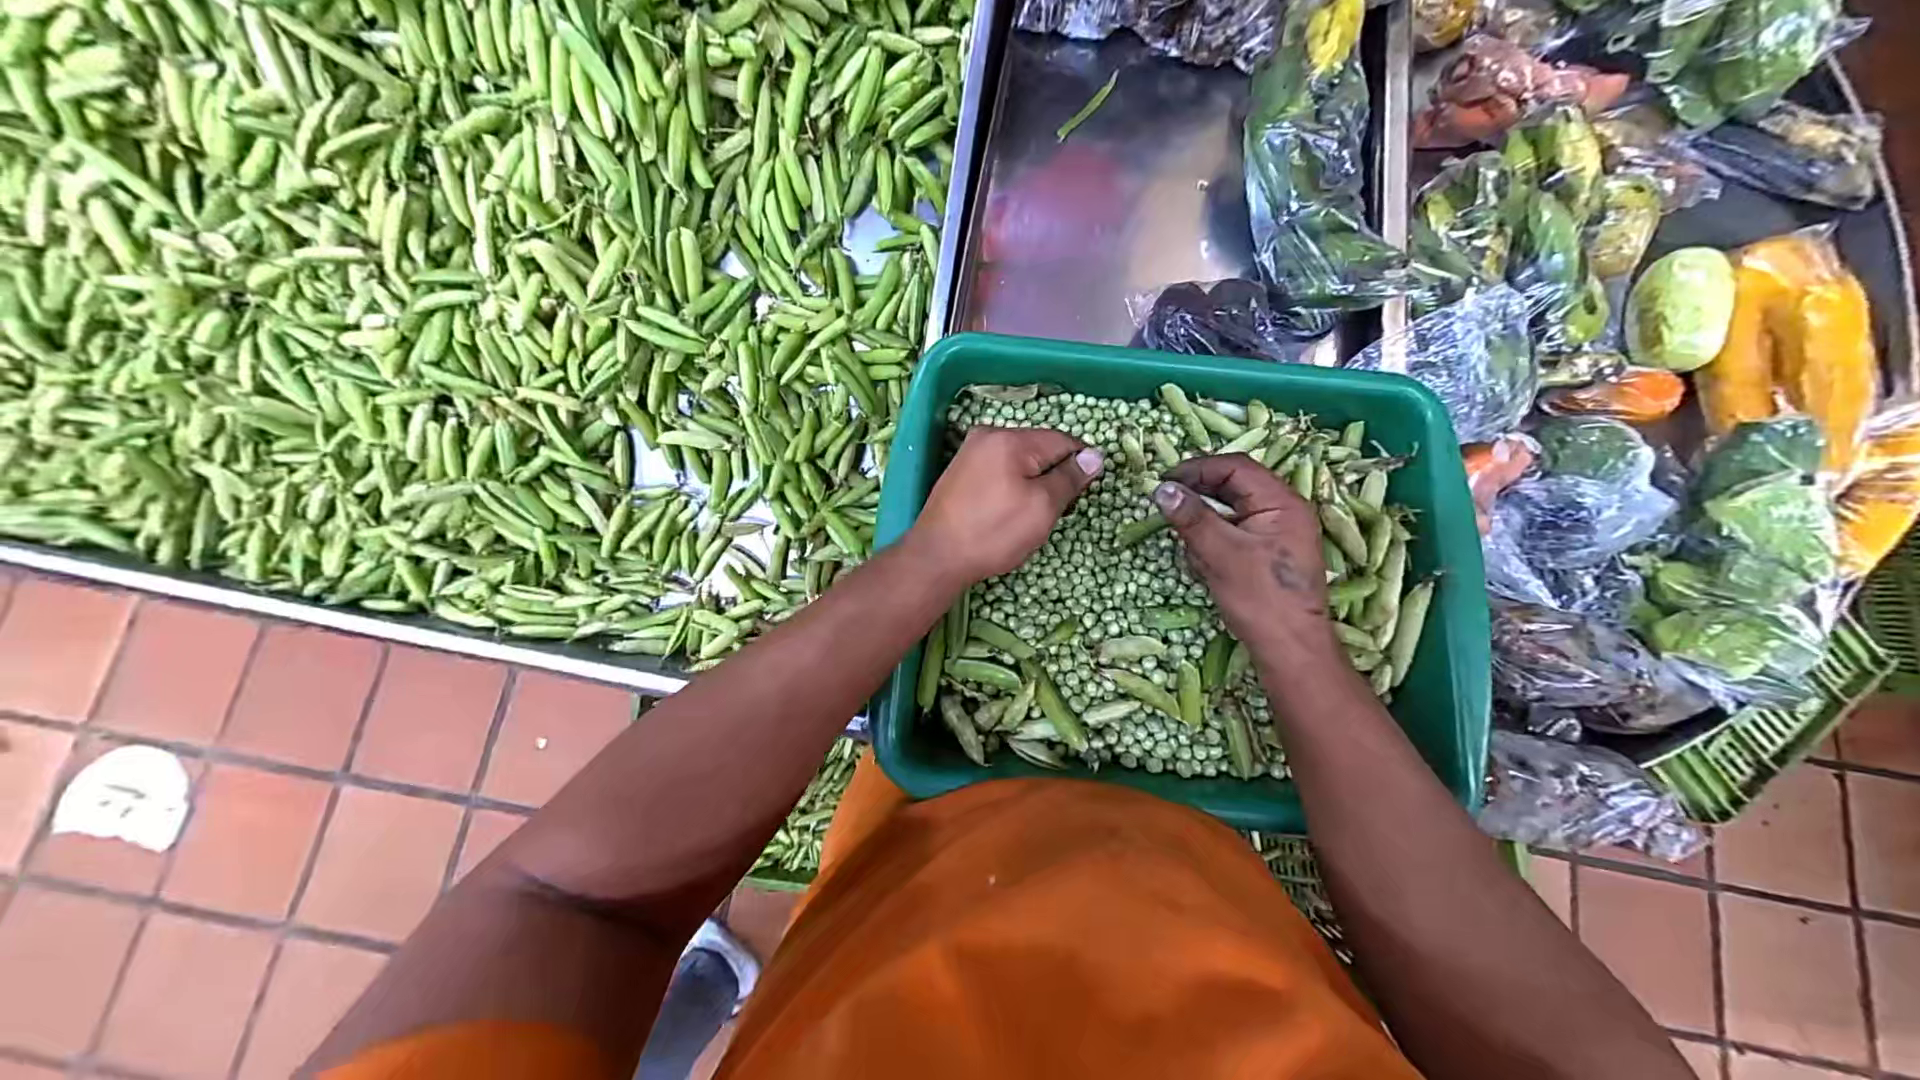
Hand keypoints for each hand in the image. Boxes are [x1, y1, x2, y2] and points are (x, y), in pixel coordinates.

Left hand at [908, 426, 1103, 585]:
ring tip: (1034, 516)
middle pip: (1039, 449)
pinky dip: (1013, 486)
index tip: (1085, 493)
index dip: (1081, 464)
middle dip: (1055, 476)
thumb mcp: (1042, 507)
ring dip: (1035, 483)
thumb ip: (1070, 478)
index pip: (1062, 440)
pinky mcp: (961, 472)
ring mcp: (970, 452)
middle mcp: (987, 435)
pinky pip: (1000, 470)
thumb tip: (1094, 456)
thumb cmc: (994, 533)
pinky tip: (1010, 512)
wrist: (936, 557)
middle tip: (1058, 511)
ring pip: (1020, 461)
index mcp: (1009, 439)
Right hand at [1154, 454, 1336, 657]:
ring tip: (1191, 548)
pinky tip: (1203, 566)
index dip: (1197, 468)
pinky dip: (1212, 544)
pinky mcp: (1265, 554)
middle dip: (1198, 498)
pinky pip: (1232, 535)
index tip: (1164, 481)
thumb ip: (1191, 518)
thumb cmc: (1261, 599)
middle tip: (1167, 508)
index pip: (1235, 467)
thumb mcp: (1221, 554)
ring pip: (1229, 513)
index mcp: (1282, 503)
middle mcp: (1283, 512)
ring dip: (1204, 526)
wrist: (1291, 649)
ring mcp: (1275, 534)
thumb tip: (1162, 489)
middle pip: (1232, 488)